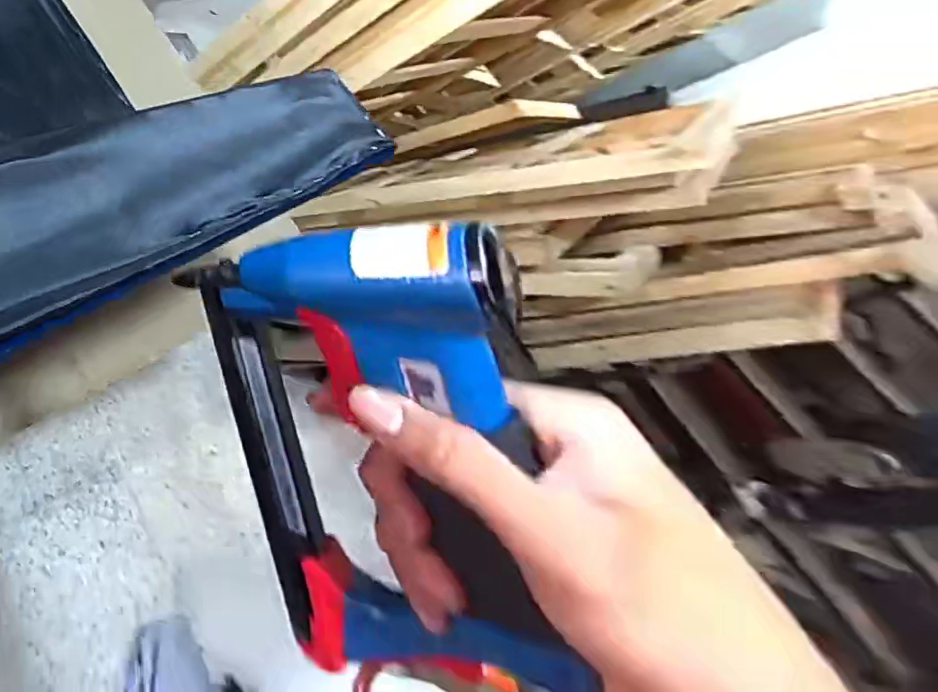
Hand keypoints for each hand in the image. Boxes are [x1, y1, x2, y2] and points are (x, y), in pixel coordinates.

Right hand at [349, 383, 843, 691]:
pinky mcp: (525, 541)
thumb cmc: (680, 626)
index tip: (331, 408)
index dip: (388, 400)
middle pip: (429, 448)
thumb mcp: (550, 534)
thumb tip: (371, 398)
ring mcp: (531, 498)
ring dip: (421, 548)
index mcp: (560, 423)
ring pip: (433, 496)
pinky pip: (453, 532)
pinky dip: (438, 568)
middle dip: (410, 508)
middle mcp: (540, 450)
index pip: (445, 386)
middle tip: (416, 553)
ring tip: (442, 599)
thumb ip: (455, 458)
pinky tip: (448, 603)